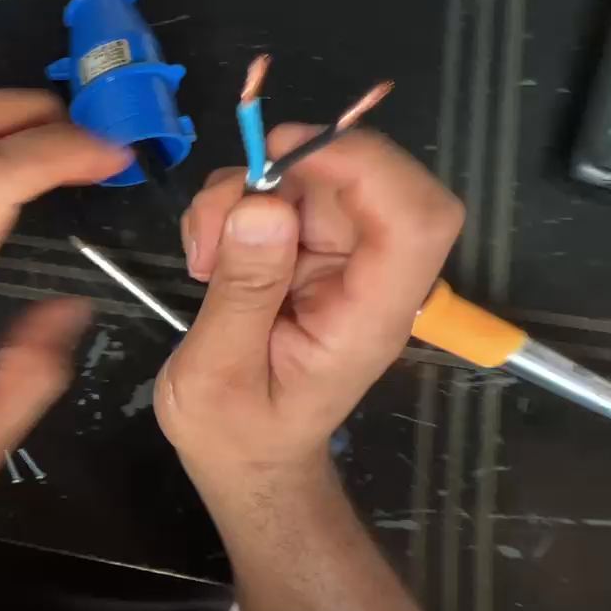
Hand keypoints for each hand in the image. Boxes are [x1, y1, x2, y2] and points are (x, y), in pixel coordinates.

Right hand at [157, 126, 463, 489]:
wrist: (239, 456)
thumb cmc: (232, 431)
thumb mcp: (218, 371)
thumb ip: (242, 293)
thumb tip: (258, 209)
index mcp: (369, 316)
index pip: (413, 218)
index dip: (364, 166)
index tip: (281, 154)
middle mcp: (364, 278)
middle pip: (350, 186)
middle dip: (272, 181)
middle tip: (206, 223)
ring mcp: (332, 266)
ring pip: (305, 186)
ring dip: (238, 199)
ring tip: (198, 257)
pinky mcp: (298, 262)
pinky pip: (273, 206)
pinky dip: (229, 213)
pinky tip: (204, 257)